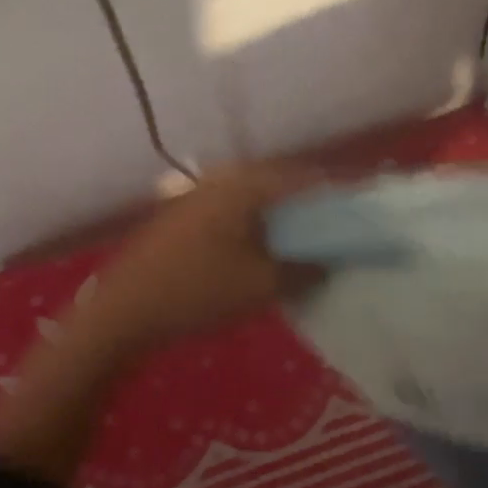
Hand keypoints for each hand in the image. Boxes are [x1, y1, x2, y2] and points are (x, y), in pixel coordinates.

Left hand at [0, 163, 321, 484]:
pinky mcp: (188, 215)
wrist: (124, 310)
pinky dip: (261, 228)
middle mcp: (223, 178)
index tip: (364, 217)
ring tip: (311, 249)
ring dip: (286, 220)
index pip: (305, 179)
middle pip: (281, 185)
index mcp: (244, 184)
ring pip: (258, 200)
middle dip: (313, 208)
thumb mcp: (261, 285)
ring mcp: (201, 194)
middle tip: (341, 236)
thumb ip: (305, 268)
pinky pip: (237, 213)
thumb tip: (332, 260)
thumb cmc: (197, 291)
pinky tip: (269, 255)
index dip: (338, 197)